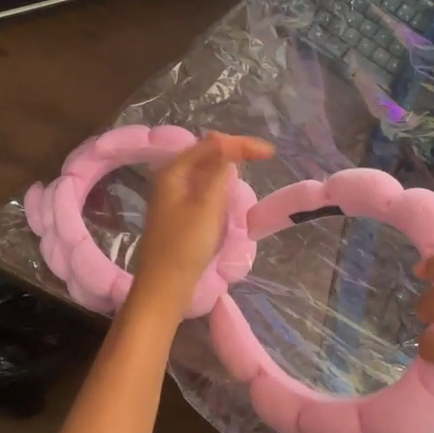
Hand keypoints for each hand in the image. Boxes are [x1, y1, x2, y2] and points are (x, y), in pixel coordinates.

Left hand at [128, 133, 273, 319]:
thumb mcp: (208, 206)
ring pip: (205, 173)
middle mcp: (171, 179)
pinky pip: (203, 190)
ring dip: (226, 169)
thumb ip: (219, 174)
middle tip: (261, 157)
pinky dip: (219, 187)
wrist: (164, 288)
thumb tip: (228, 148)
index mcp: (174, 172)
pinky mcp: (180, 214)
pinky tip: (230, 193)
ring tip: (250, 168)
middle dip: (233, 152)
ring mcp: (174, 197)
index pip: (211, 145)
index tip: (269, 153)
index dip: (240, 144)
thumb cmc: (185, 246)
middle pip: (206, 154)